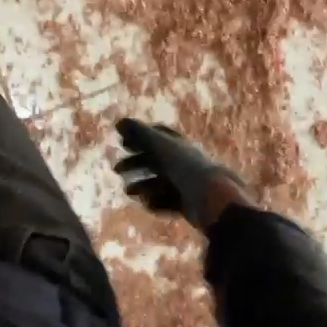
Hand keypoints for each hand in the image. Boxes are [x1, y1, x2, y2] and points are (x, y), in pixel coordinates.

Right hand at [113, 118, 250, 229]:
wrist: (211, 197)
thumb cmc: (183, 166)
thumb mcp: (159, 145)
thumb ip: (139, 133)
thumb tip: (119, 123)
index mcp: (178, 145)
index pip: (157, 136)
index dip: (139, 138)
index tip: (122, 143)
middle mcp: (182, 162)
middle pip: (155, 160)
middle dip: (135, 164)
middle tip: (116, 170)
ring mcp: (187, 183)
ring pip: (159, 182)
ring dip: (142, 185)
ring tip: (128, 191)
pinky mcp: (189, 203)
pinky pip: (168, 200)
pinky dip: (156, 201)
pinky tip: (146, 203)